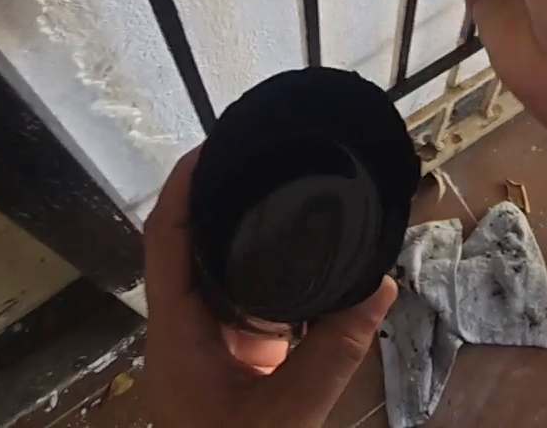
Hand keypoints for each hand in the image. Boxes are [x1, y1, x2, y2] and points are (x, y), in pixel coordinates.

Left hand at [142, 147, 397, 426]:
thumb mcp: (288, 417)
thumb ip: (334, 352)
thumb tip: (381, 284)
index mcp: (177, 337)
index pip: (165, 243)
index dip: (181, 189)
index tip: (210, 146)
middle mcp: (183, 330)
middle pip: (184, 244)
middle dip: (213, 195)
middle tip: (256, 154)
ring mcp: (205, 344)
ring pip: (212, 269)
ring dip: (238, 227)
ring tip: (278, 186)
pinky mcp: (230, 358)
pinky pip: (240, 296)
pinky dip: (264, 266)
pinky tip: (297, 252)